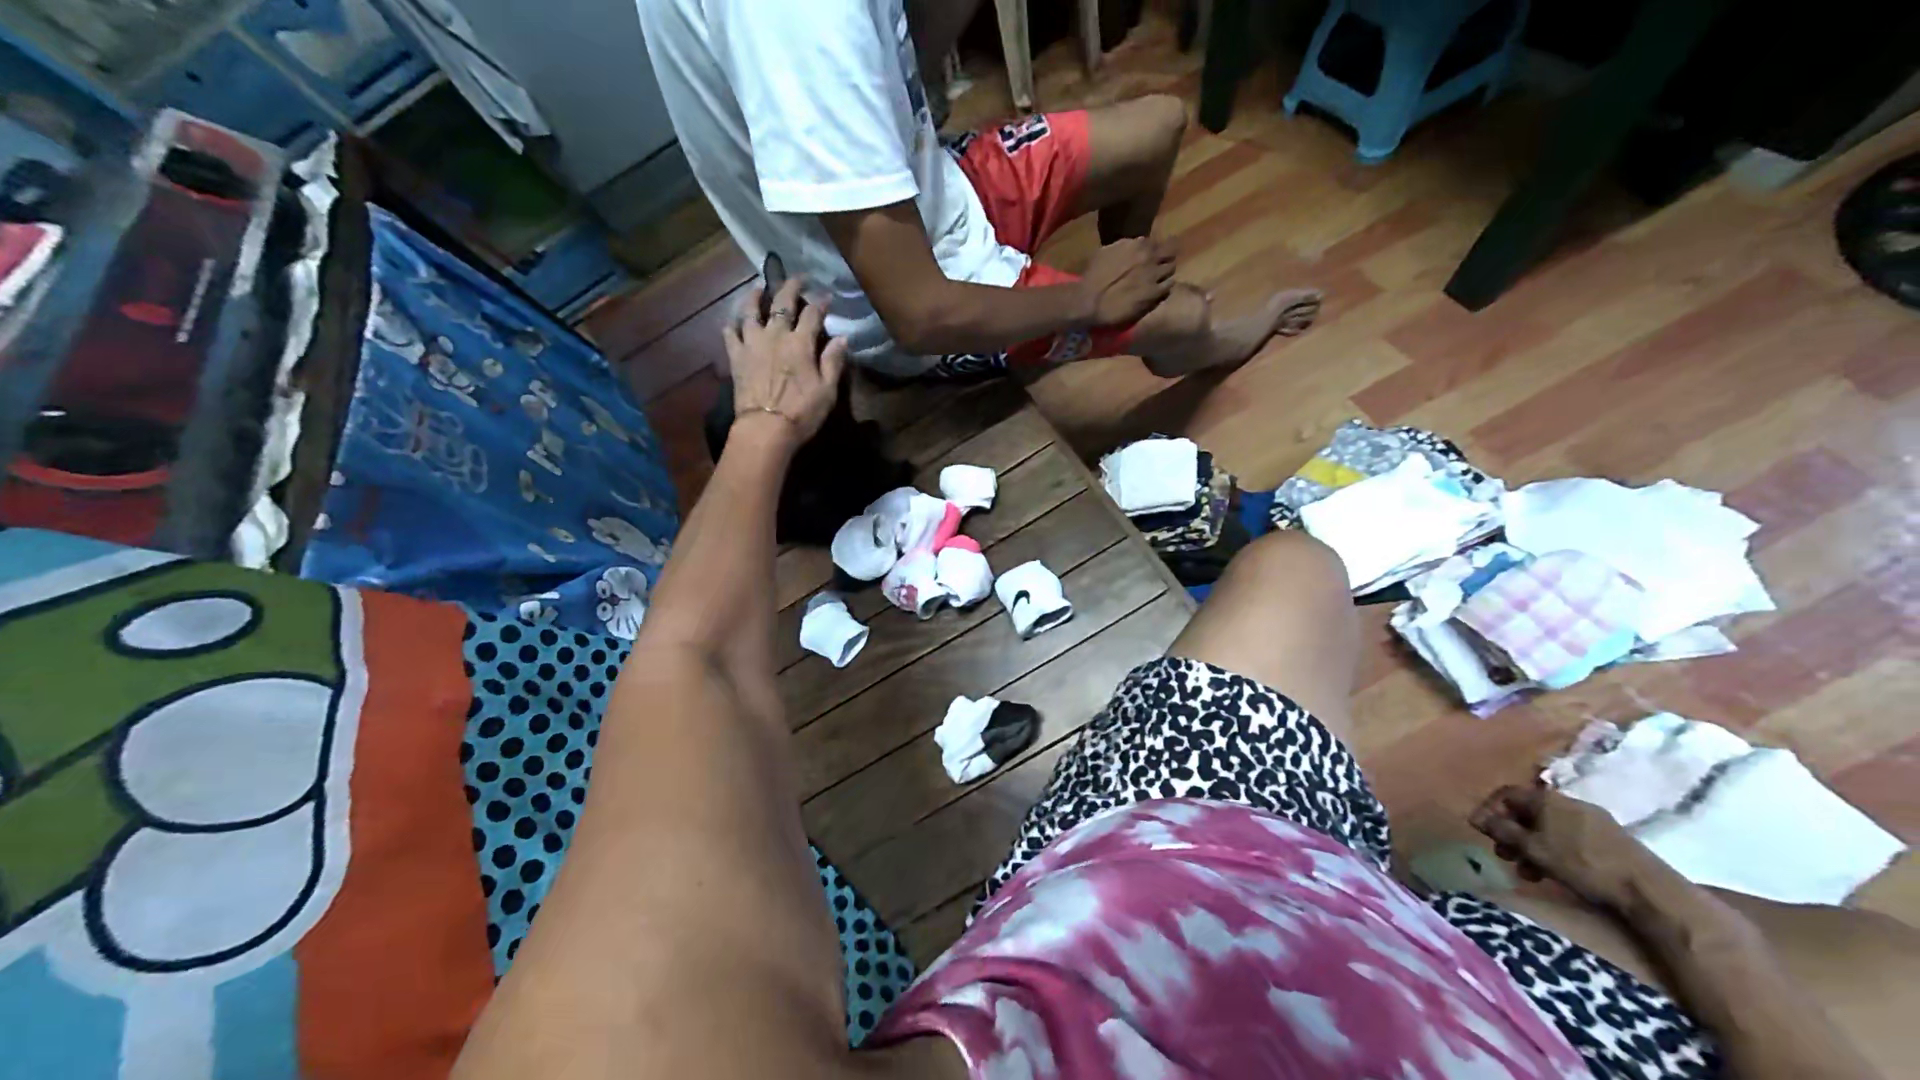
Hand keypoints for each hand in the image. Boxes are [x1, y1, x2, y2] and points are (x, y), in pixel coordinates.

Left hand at [723, 276, 847, 443]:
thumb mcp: (828, 390)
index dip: (820, 302)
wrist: (765, 429)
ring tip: (758, 288)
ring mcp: (752, 343)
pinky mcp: (736, 357)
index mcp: (801, 342)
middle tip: (797, 278)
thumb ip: (833, 361)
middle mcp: (775, 335)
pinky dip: (732, 325)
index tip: (826, 296)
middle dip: (791, 287)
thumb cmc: (802, 412)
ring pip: (751, 311)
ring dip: (755, 297)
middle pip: (782, 303)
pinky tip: (733, 322)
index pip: (812, 313)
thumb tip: (841, 338)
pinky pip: (730, 334)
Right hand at [1081, 237, 1175, 325]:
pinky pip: (1168, 286)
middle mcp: (1149, 256)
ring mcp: (1154, 275)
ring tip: (1160, 279)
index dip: (1154, 249)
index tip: (1151, 254)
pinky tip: (1158, 291)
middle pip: (1169, 252)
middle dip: (1165, 257)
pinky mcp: (1154, 293)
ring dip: (1166, 272)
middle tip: (1160, 265)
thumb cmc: (1092, 277)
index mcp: (1137, 244)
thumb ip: (1123, 247)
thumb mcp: (1105, 252)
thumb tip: (1133, 245)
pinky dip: (1165, 286)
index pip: (1156, 241)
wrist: (1090, 301)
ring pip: (1171, 268)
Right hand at [1470, 784, 1669, 911]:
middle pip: (1528, 812)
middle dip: (1511, 833)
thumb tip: (1478, 817)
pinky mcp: (1611, 838)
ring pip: (1549, 827)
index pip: (1506, 794)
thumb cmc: (1582, 864)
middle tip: (1504, 856)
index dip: (1489, 810)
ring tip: (1529, 872)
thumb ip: (1502, 831)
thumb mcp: (1533, 849)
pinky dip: (1555, 850)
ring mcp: (1593, 819)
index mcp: (1547, 799)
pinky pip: (1570, 837)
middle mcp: (1569, 802)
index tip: (1481, 831)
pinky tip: (1556, 871)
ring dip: (1532, 846)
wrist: (1648, 890)